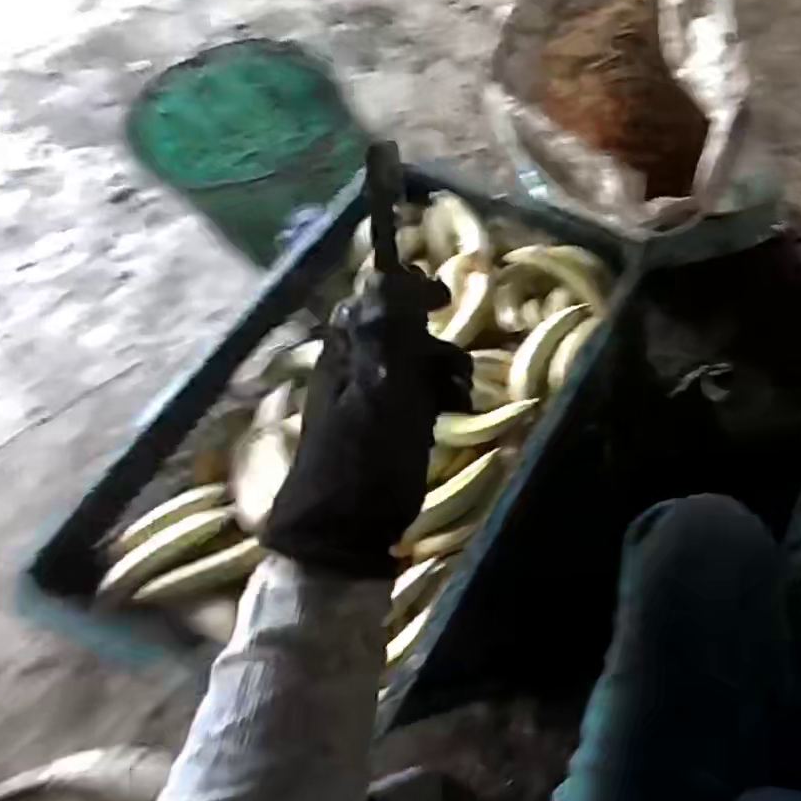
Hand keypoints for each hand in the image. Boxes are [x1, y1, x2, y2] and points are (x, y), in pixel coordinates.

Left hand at [261, 270, 471, 579]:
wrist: (345, 525)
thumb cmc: (363, 459)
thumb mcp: (380, 393)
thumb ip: (388, 336)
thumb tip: (388, 275)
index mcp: (347, 352)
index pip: (374, 299)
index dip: (406, 289)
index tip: (444, 298)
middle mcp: (360, 365)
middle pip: (406, 328)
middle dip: (436, 342)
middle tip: (453, 370)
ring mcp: (377, 392)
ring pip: (421, 359)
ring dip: (447, 371)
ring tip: (455, 399)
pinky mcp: (395, 417)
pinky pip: (425, 387)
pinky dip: (445, 393)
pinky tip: (453, 412)